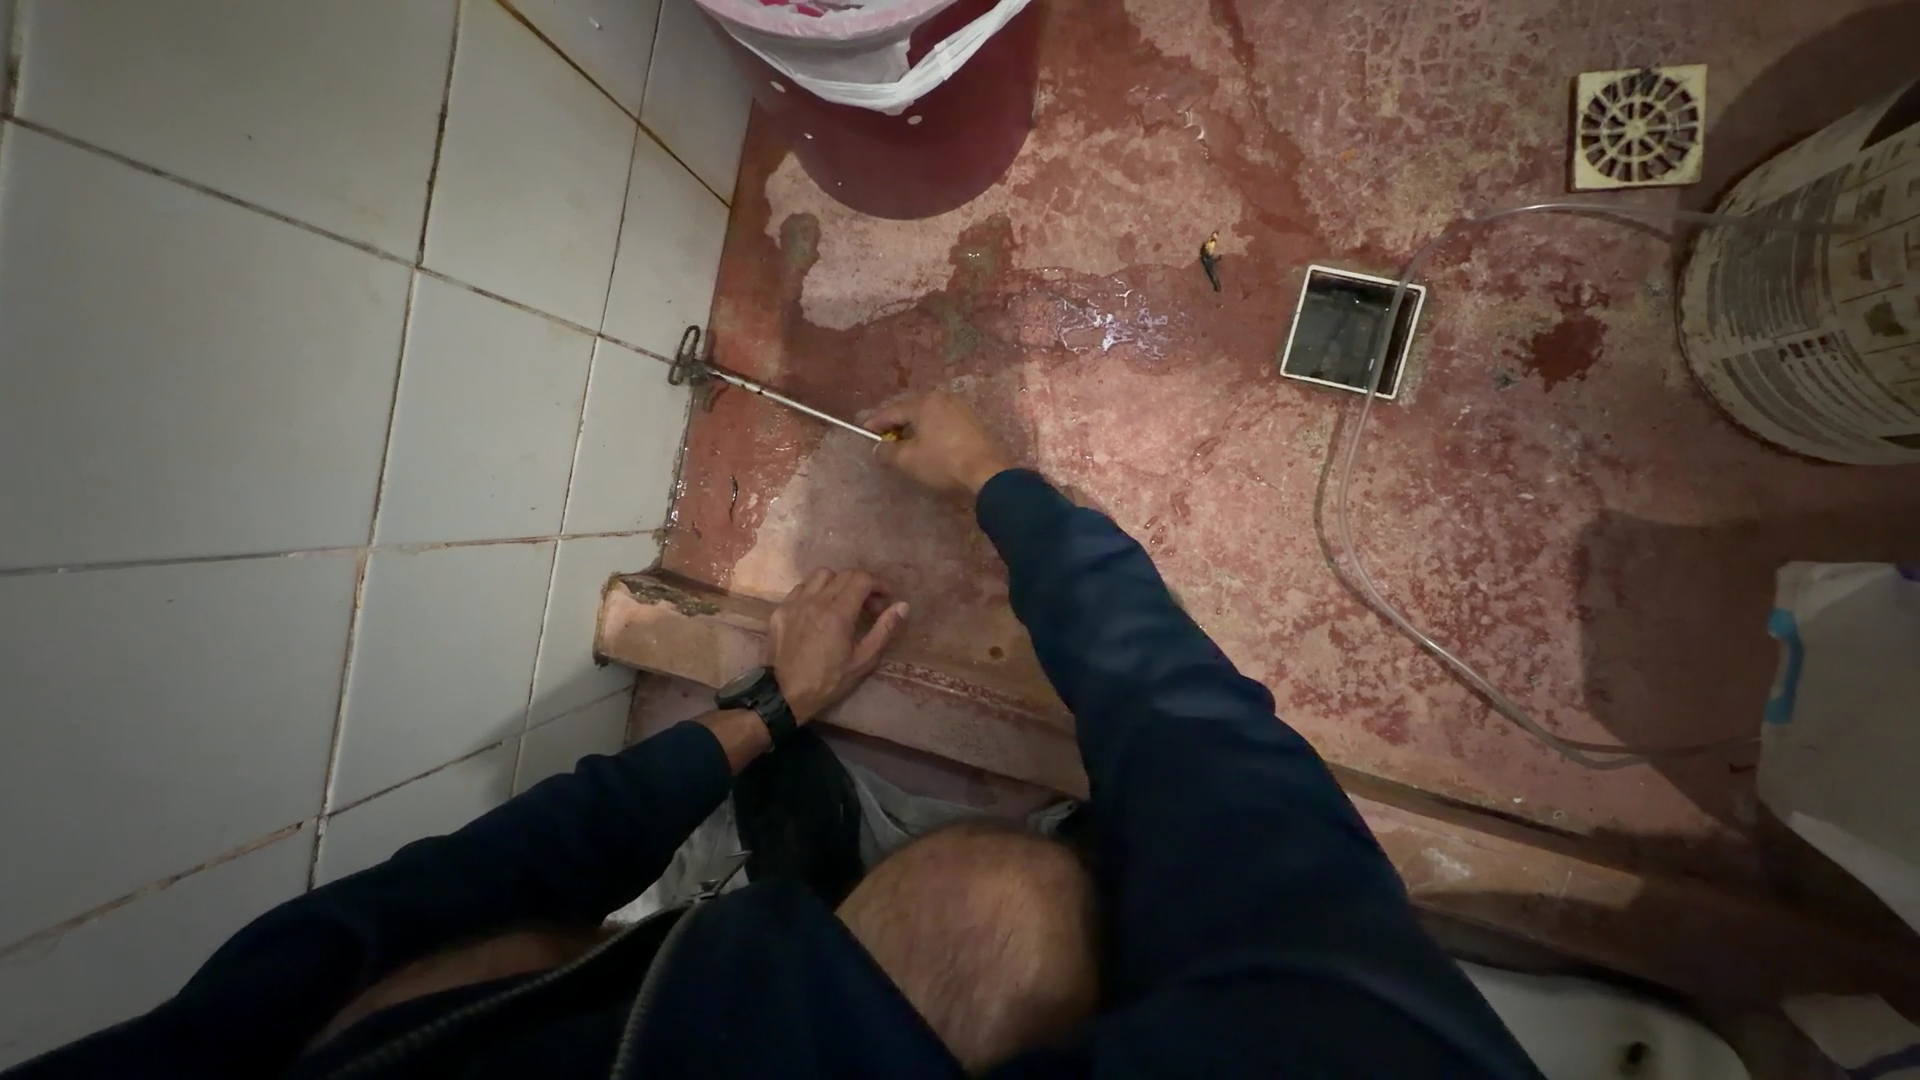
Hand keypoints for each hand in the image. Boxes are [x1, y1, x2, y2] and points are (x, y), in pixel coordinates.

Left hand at [768, 569, 909, 722]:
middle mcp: (816, 601)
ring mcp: (795, 603)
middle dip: (862, 585)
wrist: (783, 695)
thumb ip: (884, 630)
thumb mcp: (863, 661)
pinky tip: (819, 609)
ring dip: (838, 583)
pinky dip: (816, 591)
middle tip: (869, 606)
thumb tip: (902, 606)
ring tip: (843, 603)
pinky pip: (801, 588)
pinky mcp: (781, 610)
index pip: (862, 580)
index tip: (886, 598)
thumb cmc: (827, 682)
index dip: (879, 584)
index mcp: (838, 613)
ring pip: (820, 575)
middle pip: (844, 574)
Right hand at [866, 392, 1013, 498]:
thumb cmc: (943, 462)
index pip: (893, 411)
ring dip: (915, 429)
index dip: (876, 423)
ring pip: (930, 417)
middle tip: (884, 438)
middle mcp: (943, 399)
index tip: (864, 431)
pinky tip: (929, 446)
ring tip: (905, 444)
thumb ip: (887, 452)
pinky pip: (944, 424)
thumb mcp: (908, 460)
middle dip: (897, 425)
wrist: (986, 472)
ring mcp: (961, 409)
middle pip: (912, 411)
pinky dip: (932, 433)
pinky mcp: (973, 423)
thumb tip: (878, 449)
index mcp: (925, 402)